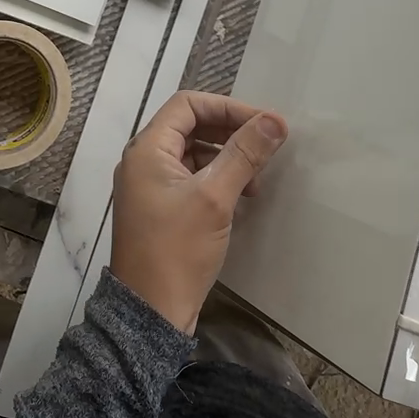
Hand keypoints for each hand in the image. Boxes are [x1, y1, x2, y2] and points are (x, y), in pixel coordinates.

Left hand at [110, 90, 287, 332]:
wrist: (150, 312)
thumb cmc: (177, 249)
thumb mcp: (215, 197)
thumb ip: (244, 154)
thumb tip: (274, 120)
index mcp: (147, 149)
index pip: (188, 105)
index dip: (227, 108)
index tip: (263, 123)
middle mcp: (143, 160)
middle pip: (190, 126)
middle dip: (230, 132)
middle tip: (266, 147)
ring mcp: (149, 184)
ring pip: (193, 152)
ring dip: (227, 158)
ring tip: (256, 180)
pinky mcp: (160, 206)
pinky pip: (191, 177)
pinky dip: (217, 178)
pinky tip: (241, 195)